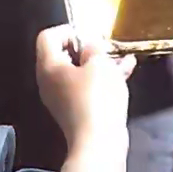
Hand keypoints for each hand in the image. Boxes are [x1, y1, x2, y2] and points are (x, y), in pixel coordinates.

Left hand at [35, 24, 133, 151]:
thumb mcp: (99, 63)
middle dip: (87, 47)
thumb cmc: (97, 98)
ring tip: (121, 57)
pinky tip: (124, 71)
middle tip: (106, 46)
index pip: (47, 37)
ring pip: (78, 71)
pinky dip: (101, 78)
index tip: (89, 34)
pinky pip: (85, 87)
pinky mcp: (74, 110)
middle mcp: (49, 81)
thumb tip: (89, 46)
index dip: (68, 29)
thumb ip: (94, 47)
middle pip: (62, 54)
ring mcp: (60, 97)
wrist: (98, 142)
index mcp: (49, 67)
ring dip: (99, 62)